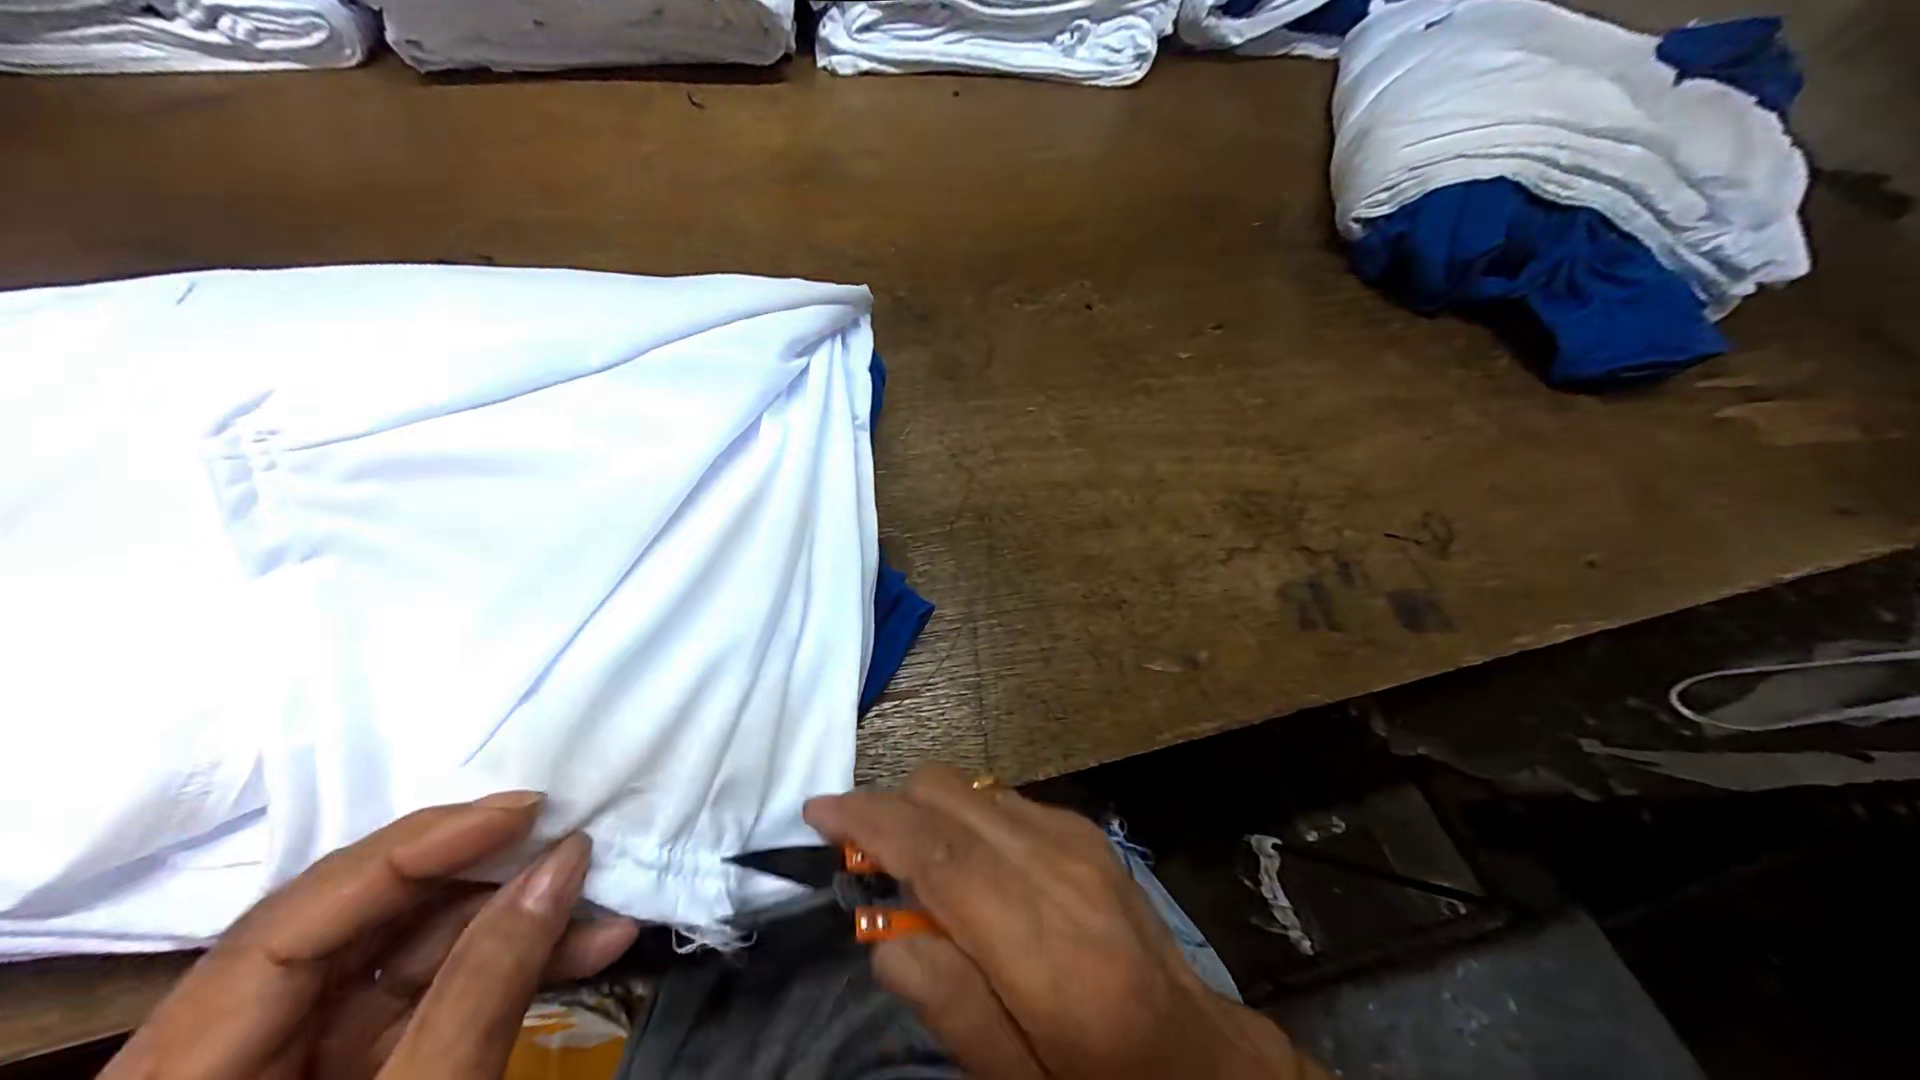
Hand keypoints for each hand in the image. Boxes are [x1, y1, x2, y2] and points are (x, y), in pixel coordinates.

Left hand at [102, 793, 638, 1079]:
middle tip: (570, 845)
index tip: (519, 811)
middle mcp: (225, 1051)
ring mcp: (296, 1059)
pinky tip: (586, 945)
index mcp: (178, 1079)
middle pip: (357, 925)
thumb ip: (487, 984)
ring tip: (604, 906)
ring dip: (516, 924)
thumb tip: (564, 862)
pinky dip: (512, 965)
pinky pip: (436, 991)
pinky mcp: (357, 1065)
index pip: (291, 923)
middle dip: (481, 883)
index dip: (411, 850)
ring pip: (409, 953)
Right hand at [804, 766, 1326, 1079]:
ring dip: (923, 810)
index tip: (819, 812)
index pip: (941, 854)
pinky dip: (961, 816)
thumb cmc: (1095, 1079)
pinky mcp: (1085, 829)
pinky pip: (999, 799)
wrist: (1194, 1050)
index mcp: (1044, 945)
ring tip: (907, 863)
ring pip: (971, 788)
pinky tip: (962, 862)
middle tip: (860, 856)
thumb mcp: (1013, 1078)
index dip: (872, 822)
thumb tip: (883, 930)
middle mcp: (1061, 867)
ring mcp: (1077, 838)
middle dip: (890, 808)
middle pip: (950, 797)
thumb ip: (947, 1002)